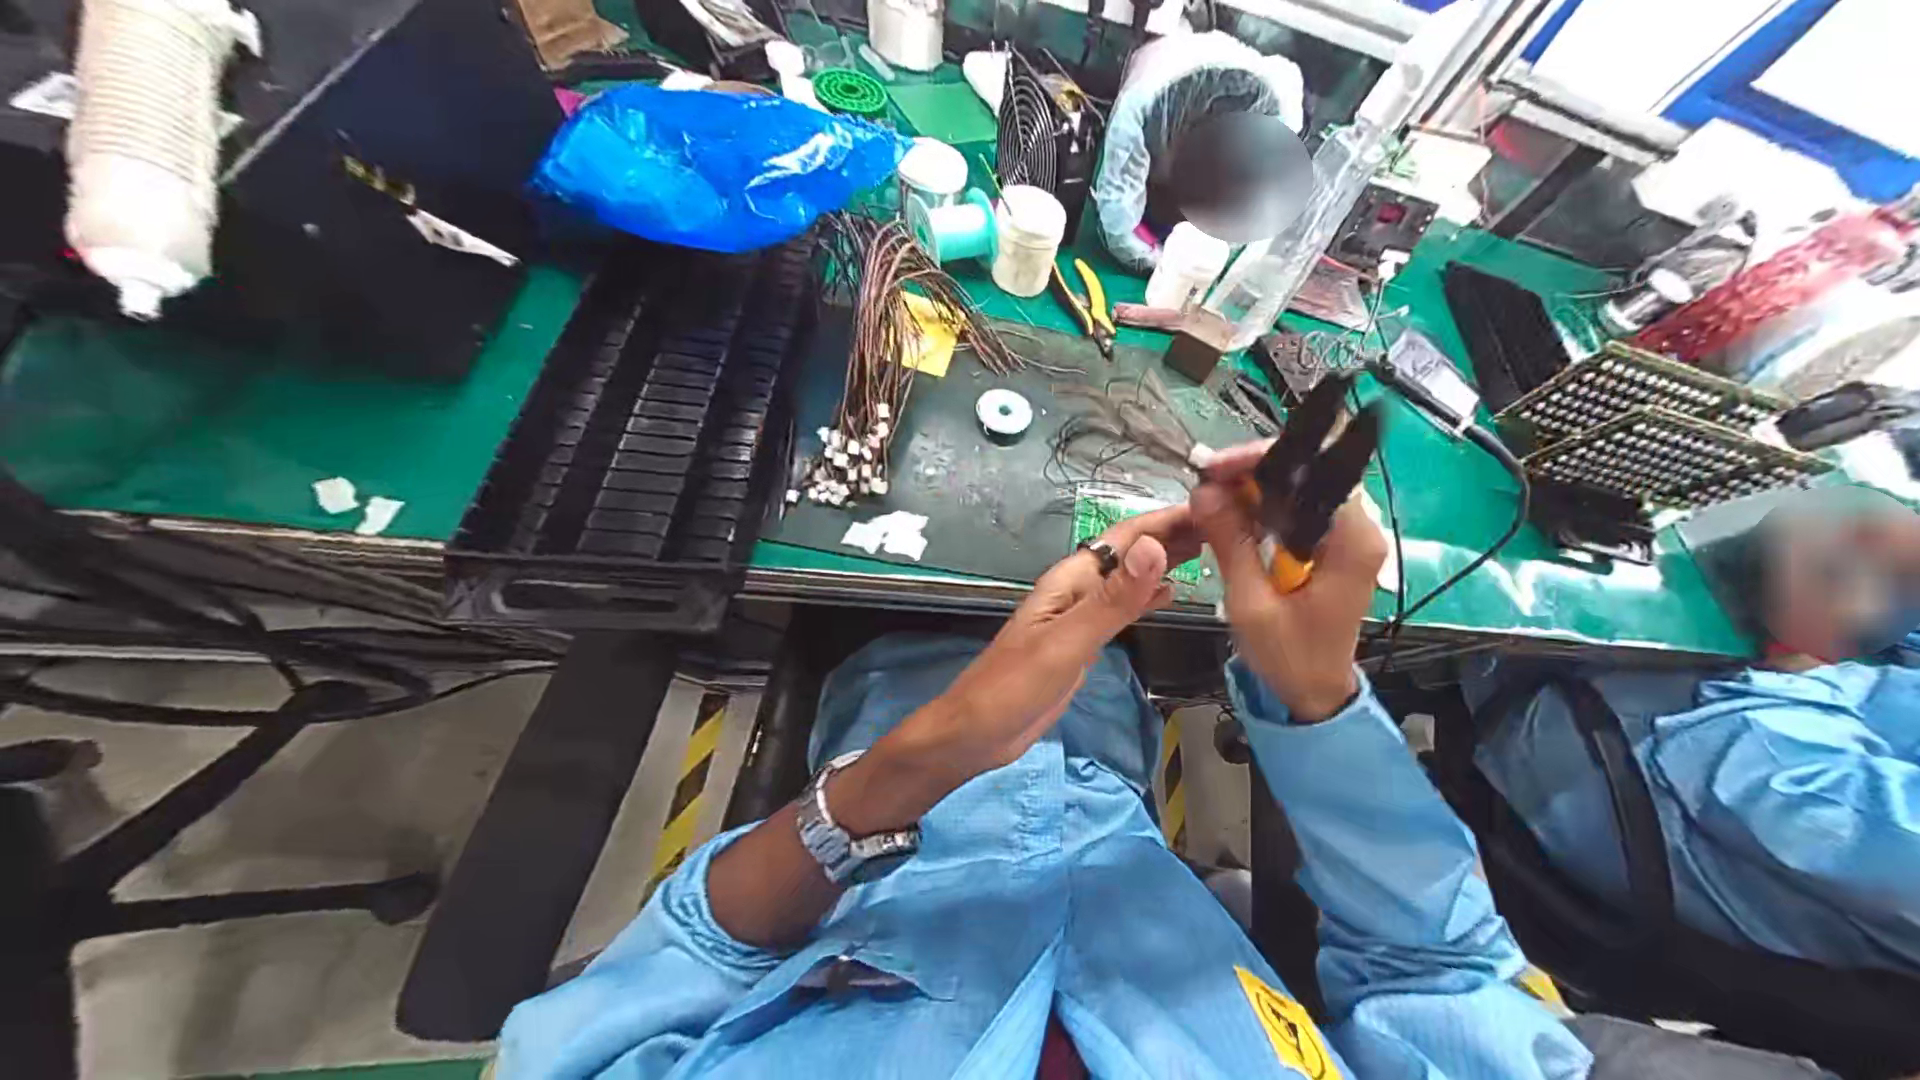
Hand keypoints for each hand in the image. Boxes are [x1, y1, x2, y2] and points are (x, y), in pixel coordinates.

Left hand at [834, 505, 1200, 833]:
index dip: (1166, 520)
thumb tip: (1156, 548)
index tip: (1212, 506)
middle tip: (1226, 525)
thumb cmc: (1015, 686)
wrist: (979, 731)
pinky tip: (1172, 593)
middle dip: (1172, 535)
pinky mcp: (1084, 640)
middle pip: (1130, 553)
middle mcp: (1077, 589)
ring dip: (1164, 561)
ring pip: (1129, 578)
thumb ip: (1113, 600)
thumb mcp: (1068, 642)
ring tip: (1210, 549)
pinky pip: (1123, 607)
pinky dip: (1148, 596)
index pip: (1125, 537)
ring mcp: (1080, 615)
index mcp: (1070, 580)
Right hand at [1192, 441, 1384, 722]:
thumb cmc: (1290, 656)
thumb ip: (1230, 543)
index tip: (1215, 469)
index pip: (1312, 472)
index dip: (1261, 460)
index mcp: (1351, 541)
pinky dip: (1257, 509)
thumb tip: (1203, 491)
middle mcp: (1356, 531)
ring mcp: (1342, 539)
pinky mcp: (1325, 548)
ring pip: (1295, 491)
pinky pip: (1291, 512)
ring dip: (1250, 489)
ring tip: (1208, 496)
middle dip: (1250, 472)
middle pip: (1304, 475)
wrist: (1314, 694)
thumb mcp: (1251, 602)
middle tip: (1203, 482)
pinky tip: (1227, 514)